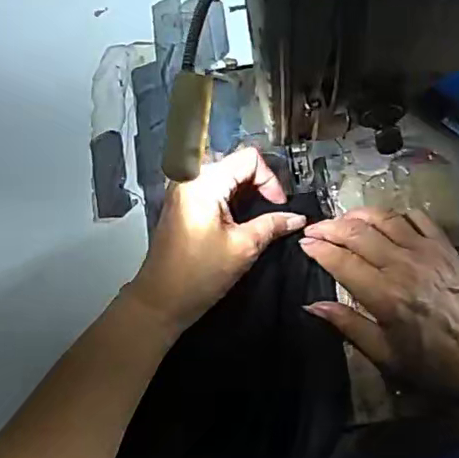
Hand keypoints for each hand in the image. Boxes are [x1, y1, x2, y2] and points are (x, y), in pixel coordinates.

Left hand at [124, 147, 307, 332]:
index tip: (278, 205)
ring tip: (258, 218)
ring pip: (226, 175)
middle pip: (237, 163)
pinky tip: (240, 221)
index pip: (248, 158)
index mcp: (202, 183)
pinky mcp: (183, 203)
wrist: (162, 299)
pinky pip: (214, 188)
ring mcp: (184, 190)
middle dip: (260, 185)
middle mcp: (189, 178)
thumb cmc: (196, 277)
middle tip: (273, 211)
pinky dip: (232, 199)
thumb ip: (272, 225)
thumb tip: (296, 218)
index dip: (270, 179)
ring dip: (247, 192)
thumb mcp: (243, 248)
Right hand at [298, 207, 458, 401]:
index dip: (319, 249)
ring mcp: (426, 252)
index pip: (342, 261)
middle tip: (314, 229)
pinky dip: (396, 214)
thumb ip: (348, 325)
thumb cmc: (433, 363)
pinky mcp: (444, 248)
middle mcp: (403, 265)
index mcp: (385, 295)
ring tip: (342, 220)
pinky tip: (385, 221)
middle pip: (358, 233)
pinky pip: (417, 218)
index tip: (303, 243)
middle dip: (330, 227)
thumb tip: (312, 306)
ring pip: (385, 219)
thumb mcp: (385, 355)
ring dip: (359, 215)